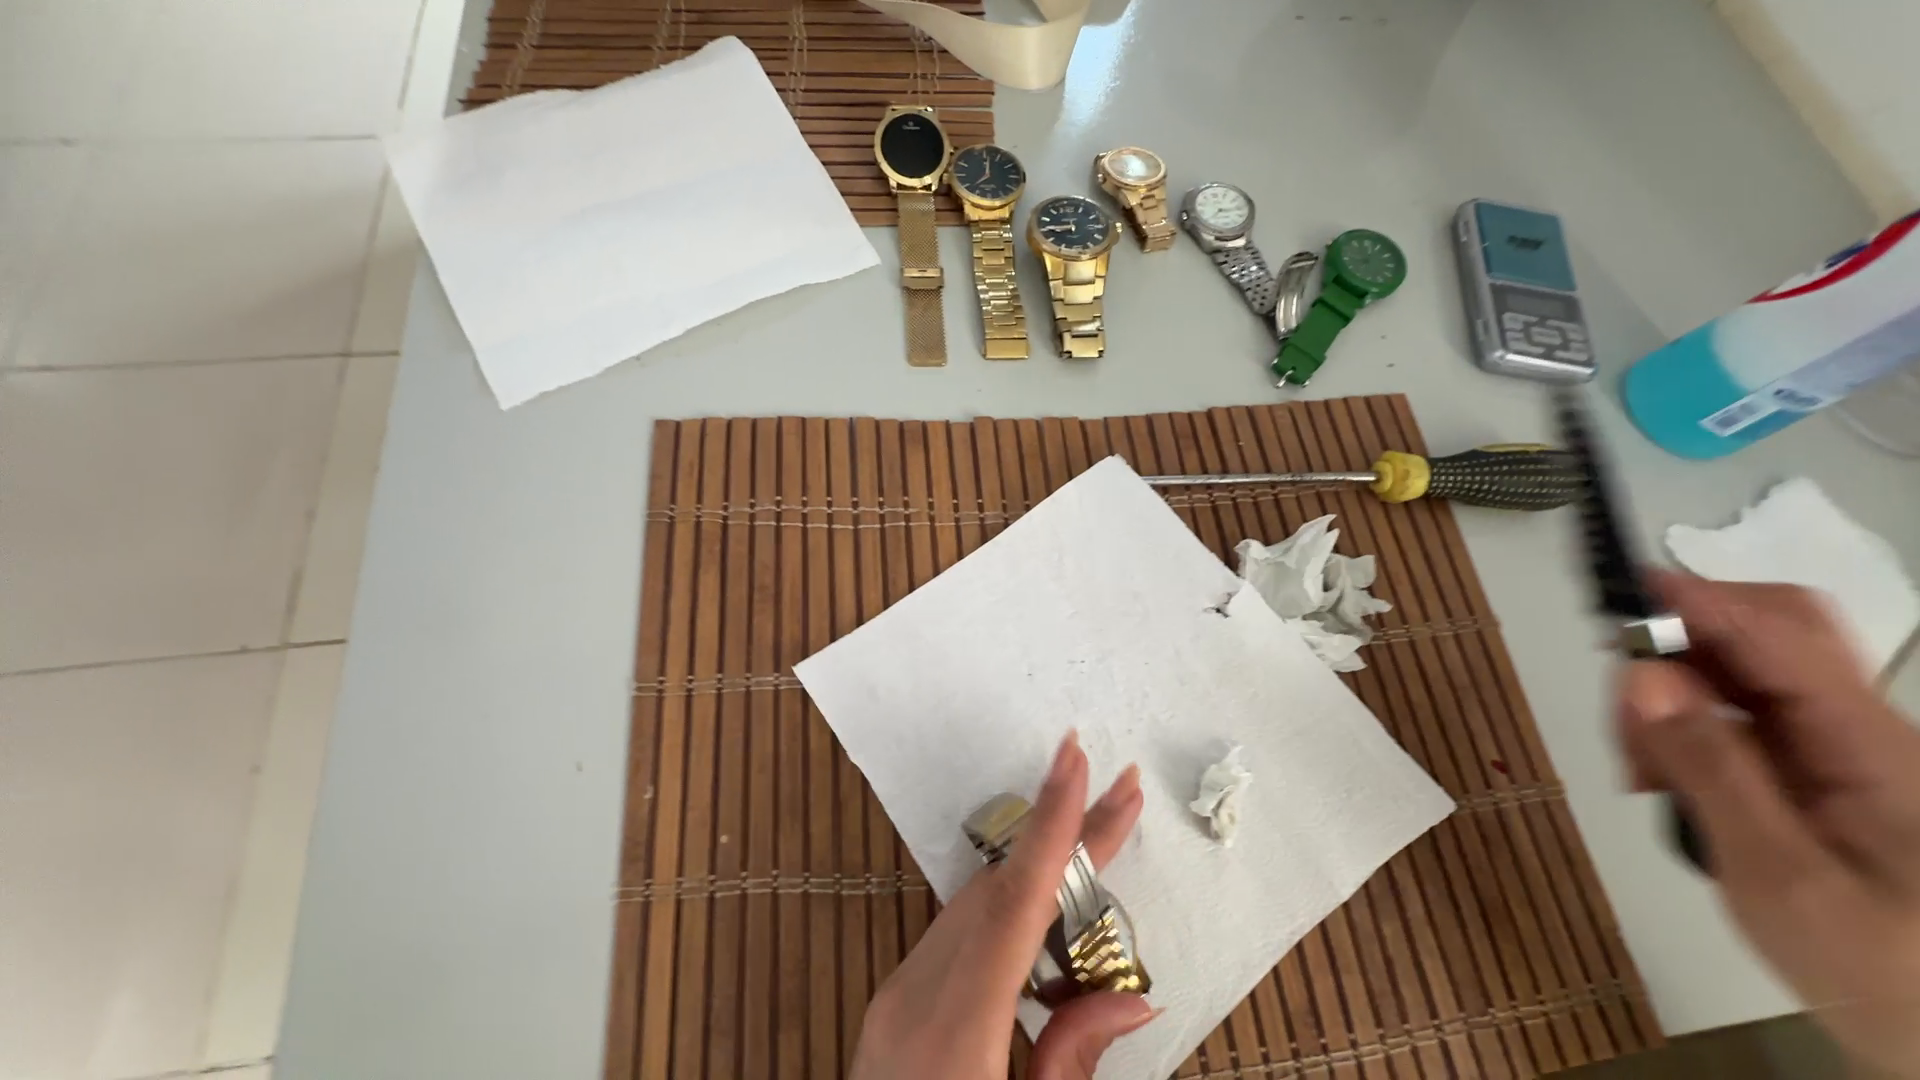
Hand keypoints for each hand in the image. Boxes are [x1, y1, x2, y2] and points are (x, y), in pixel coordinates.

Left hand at [849, 732, 1154, 1079]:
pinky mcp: (896, 1004)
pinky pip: (962, 936)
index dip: (1051, 825)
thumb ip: (1073, 1061)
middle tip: (1121, 796)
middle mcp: (915, 997)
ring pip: (981, 906)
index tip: (1074, 760)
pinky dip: (1012, 917)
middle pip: (1001, 891)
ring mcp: (898, 995)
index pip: (1012, 904)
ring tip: (1102, 854)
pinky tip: (1052, 932)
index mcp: (952, 1031)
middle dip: (1067, 838)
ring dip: (1042, 876)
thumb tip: (1130, 995)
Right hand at [1616, 572, 1919, 1076]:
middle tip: (1627, 700)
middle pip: (1773, 633)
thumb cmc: (1879, 970)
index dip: (1697, 601)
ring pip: (1747, 671)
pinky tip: (1663, 772)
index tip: (1620, 587)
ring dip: (1676, 689)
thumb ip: (1710, 770)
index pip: (1777, 637)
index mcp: (1869, 746)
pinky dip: (1688, 722)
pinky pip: (1744, 714)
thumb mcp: (1776, 876)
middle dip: (1684, 640)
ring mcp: (1843, 750)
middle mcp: (1861, 730)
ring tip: (1639, 761)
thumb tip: (1643, 678)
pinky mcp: (1823, 772)